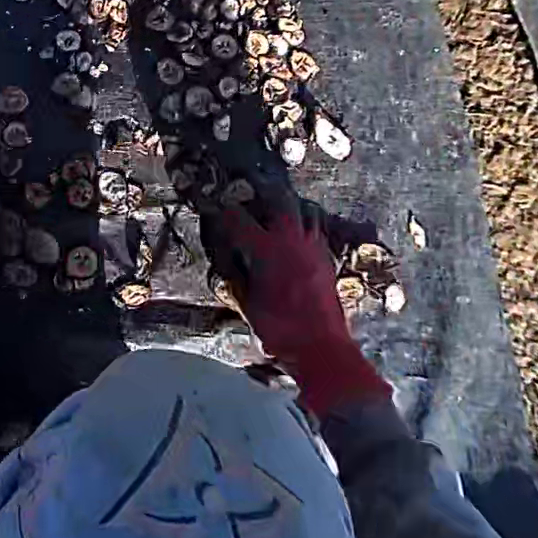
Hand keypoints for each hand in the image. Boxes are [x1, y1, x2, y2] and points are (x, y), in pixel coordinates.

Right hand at [207, 186, 388, 416]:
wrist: (325, 352)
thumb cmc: (279, 329)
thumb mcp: (247, 302)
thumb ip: (237, 276)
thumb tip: (227, 261)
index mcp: (267, 250)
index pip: (237, 218)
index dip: (220, 207)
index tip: (210, 200)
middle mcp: (292, 242)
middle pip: (280, 200)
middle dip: (262, 189)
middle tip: (249, 186)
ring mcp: (314, 250)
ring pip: (305, 211)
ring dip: (289, 205)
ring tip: (275, 205)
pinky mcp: (327, 261)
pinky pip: (316, 231)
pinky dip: (304, 225)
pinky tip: (294, 233)